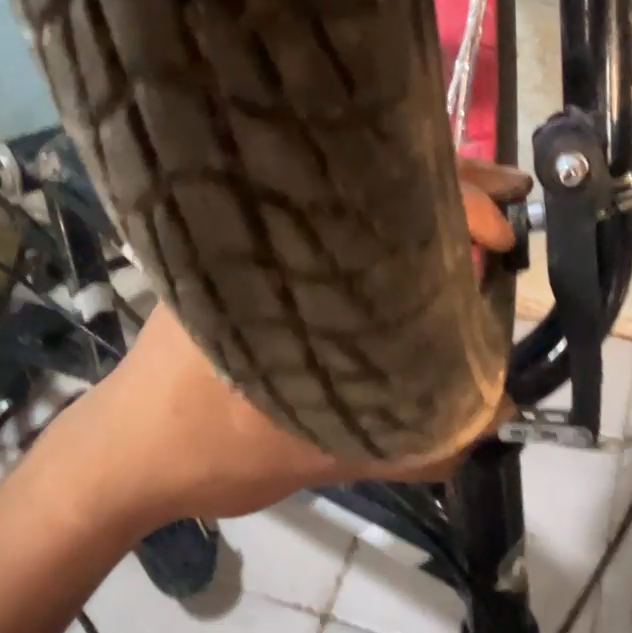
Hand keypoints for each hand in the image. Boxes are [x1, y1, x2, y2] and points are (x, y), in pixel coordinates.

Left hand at [33, 160, 519, 530]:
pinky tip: (412, 231)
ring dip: (419, 193)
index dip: (457, 211)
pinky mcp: (248, 251)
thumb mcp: (313, 452)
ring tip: (484, 196)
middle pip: (375, 179)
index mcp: (289, 261)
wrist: (120, 453)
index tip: (501, 235)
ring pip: (352, 189)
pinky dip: (376, 216)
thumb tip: (494, 419)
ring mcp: (257, 234)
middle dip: (452, 184)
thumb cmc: (208, 446)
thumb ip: (406, 442)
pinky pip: (326, 215)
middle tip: (511, 192)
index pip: (387, 207)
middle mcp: (272, 228)